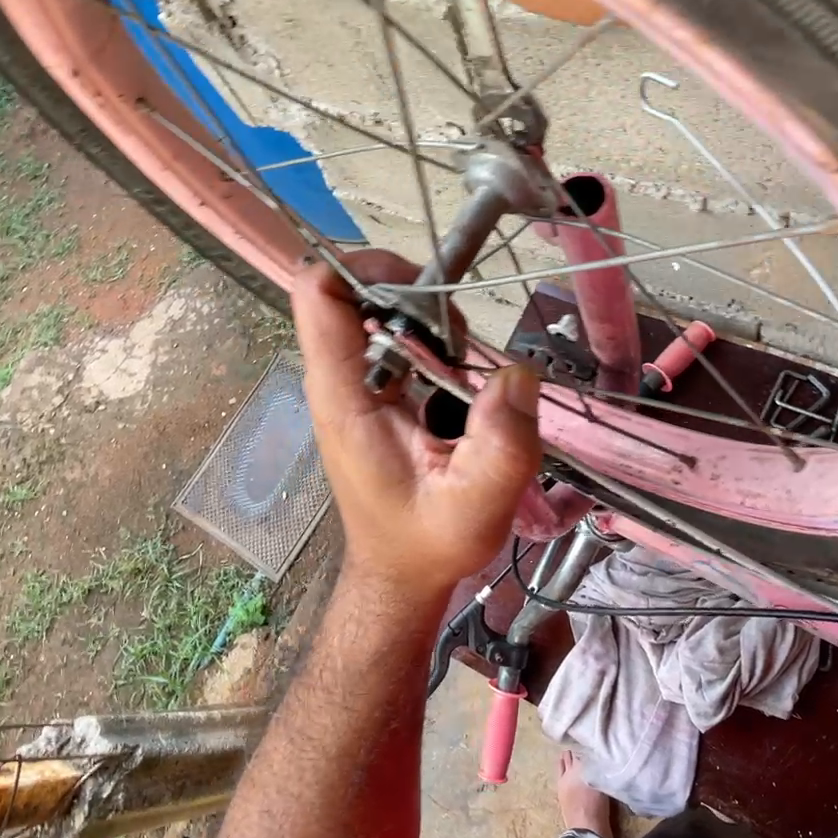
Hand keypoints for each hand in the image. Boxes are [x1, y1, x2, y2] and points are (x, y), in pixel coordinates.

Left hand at [293, 251, 542, 601]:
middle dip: (411, 292)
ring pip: (375, 311)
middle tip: (459, 338)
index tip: (428, 286)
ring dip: (426, 318)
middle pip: (350, 291)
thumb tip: (518, 375)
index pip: (319, 292)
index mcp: (343, 395)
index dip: (367, 266)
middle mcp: (340, 379)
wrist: (402, 570)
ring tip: (462, 365)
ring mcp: (355, 383)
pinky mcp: (374, 391)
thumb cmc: (426, 543)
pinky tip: (457, 380)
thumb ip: (500, 446)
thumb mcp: (474, 506)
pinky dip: (431, 340)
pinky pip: (394, 338)